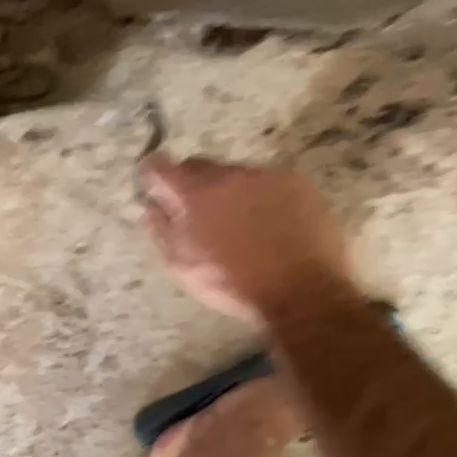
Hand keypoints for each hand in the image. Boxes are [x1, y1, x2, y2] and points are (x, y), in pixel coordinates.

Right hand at [139, 154, 355, 320]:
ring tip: (240, 224)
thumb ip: (160, 227)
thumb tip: (153, 202)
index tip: (157, 192)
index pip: (159, 166)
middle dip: (191, 185)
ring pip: (234, 174)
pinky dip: (260, 195)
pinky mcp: (298, 182)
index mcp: (194, 193)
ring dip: (228, 191)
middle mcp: (228, 174)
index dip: (153, 178)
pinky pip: (267, 181)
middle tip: (200, 215)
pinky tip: (269, 223)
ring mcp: (266, 175)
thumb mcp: (180, 264)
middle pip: (198, 165)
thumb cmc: (232, 283)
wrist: (303, 292)